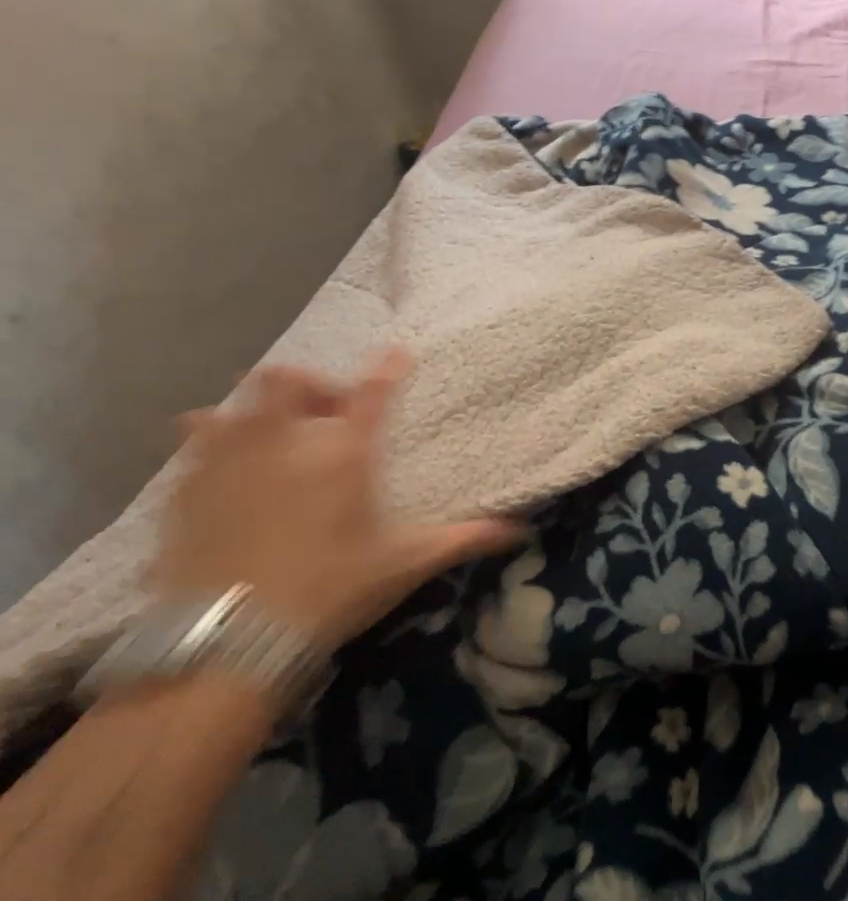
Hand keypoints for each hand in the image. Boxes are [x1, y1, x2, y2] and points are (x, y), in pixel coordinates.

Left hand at [153, 348, 523, 652]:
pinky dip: (212, 449)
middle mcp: (279, 446)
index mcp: (341, 456)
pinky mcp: (181, 494)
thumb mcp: (407, 563)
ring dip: (251, 414)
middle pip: (284, 380)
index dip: (388, 368)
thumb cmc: (331, 591)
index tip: (398, 353)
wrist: (230, 640)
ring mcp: (223, 466)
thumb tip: (520, 529)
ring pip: (226, 407)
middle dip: (308, 386)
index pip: (372, 394)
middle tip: (327, 412)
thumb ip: (465, 538)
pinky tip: (230, 475)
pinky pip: (191, 448)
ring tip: (270, 438)